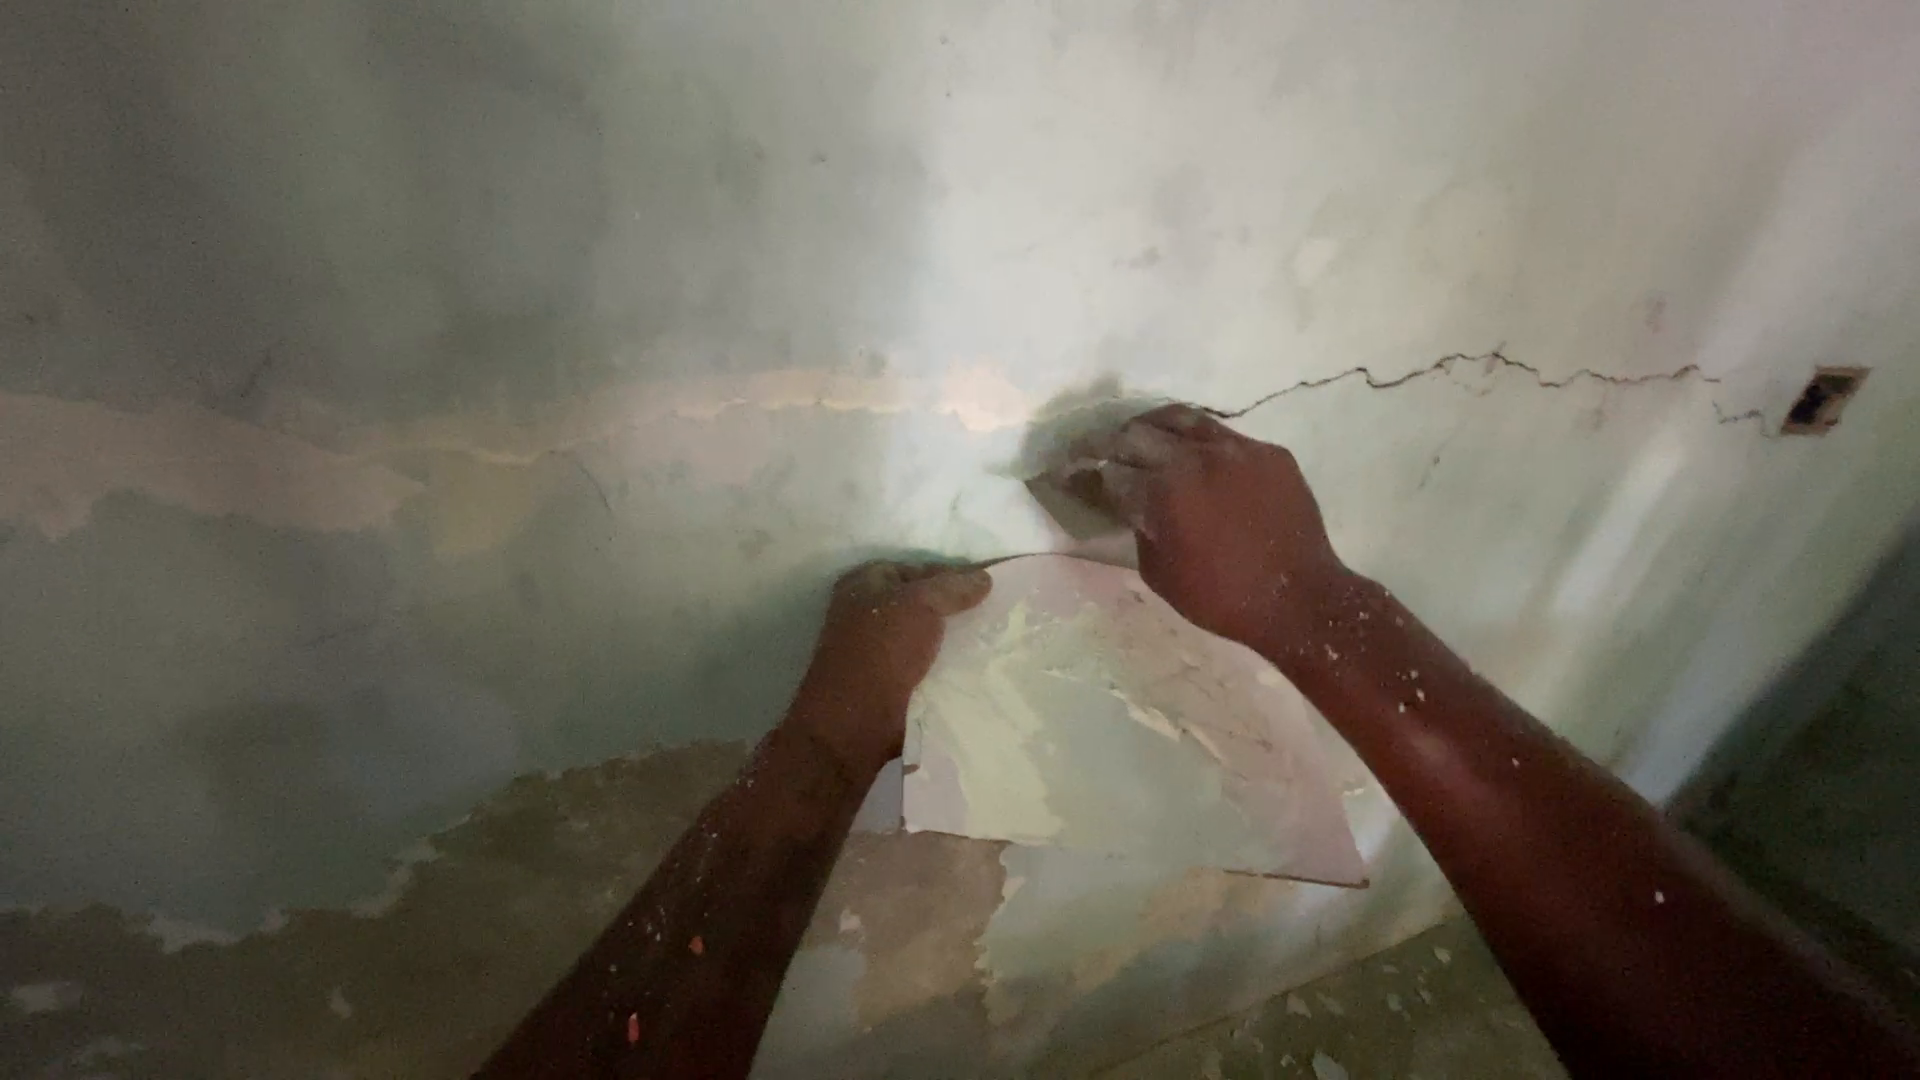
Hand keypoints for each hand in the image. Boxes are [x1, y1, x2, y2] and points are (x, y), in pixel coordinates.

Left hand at [791, 560, 991, 772]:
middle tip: (999, 611)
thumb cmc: (882, 648)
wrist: (855, 721)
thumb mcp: (920, 603)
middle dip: (957, 607)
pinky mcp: (890, 680)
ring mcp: (878, 648)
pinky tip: (979, 664)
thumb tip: (984, 579)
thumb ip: (952, 587)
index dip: (955, 574)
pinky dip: (948, 663)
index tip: (993, 584)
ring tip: (996, 636)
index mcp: (865, 582)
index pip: (920, 569)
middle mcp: (867, 610)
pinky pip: (927, 663)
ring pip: (927, 634)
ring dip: (955, 637)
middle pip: (924, 601)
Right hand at [1063, 404, 1349, 652]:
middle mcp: (1196, 459)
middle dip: (1107, 443)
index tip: (1066, 473)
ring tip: (1138, 437)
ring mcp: (1237, 449)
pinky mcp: (1268, 453)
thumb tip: (1130, 502)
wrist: (1300, 600)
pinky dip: (1196, 442)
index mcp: (1163, 492)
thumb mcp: (1158, 572)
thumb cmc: (1220, 597)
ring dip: (1151, 427)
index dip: (1082, 473)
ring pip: (1181, 419)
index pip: (1109, 472)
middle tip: (1093, 450)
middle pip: (1138, 435)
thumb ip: (1138, 527)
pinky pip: (1223, 436)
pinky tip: (1193, 457)